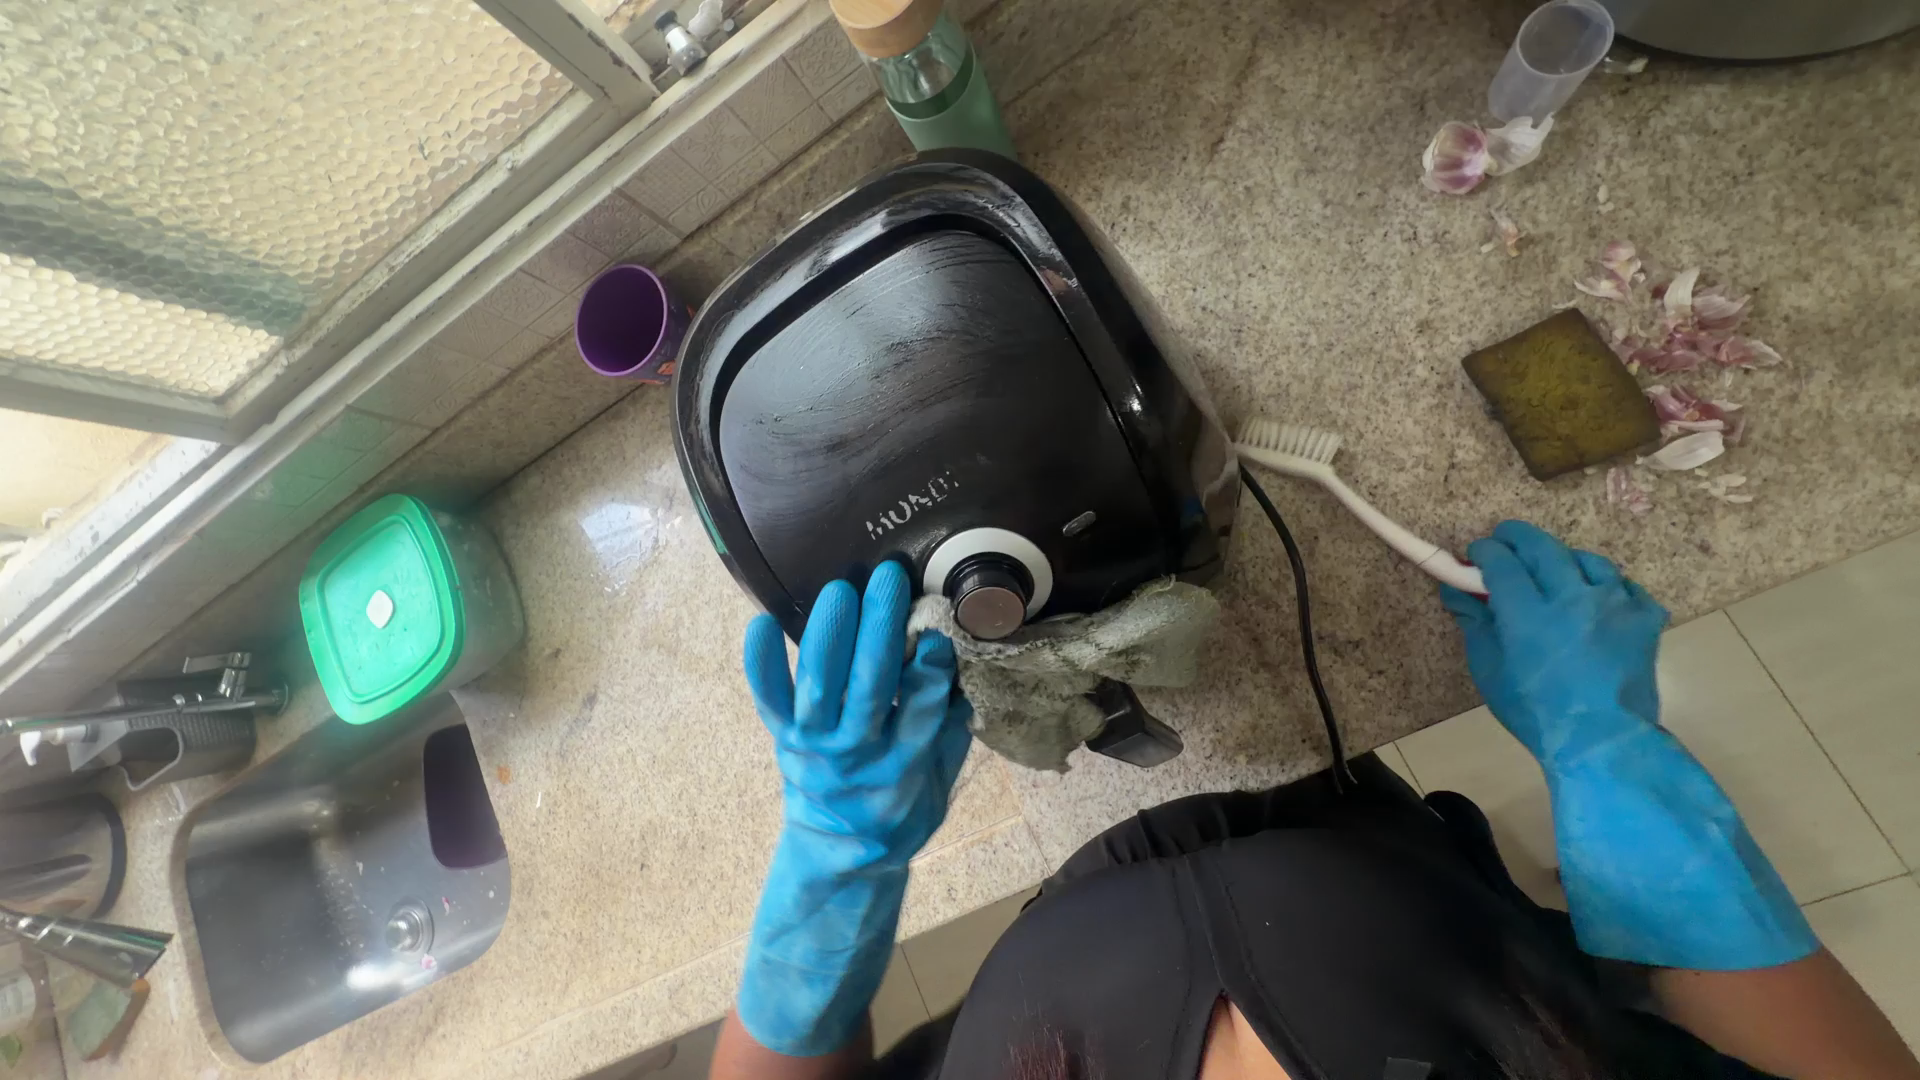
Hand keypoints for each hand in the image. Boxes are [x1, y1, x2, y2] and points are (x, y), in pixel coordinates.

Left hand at [737, 561, 971, 1056]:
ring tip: (841, 589)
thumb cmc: (900, 814)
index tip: (935, 629)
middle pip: (869, 686)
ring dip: (830, 633)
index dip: (929, 667)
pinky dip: (762, 663)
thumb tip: (951, 658)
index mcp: (905, 766)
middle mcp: (857, 755)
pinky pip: (768, 700)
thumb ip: (947, 724)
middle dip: (879, 627)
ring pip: (819, 686)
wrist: (840, 863)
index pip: (921, 707)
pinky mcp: (783, 740)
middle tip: (889, 577)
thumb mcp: (939, 780)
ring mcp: (814, 747)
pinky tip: (762, 621)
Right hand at [1438, 520, 1668, 767]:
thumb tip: (1457, 589)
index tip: (1474, 552)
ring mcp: (1615, 606)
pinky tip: (1591, 596)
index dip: (1484, 551)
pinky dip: (1603, 583)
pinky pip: (1623, 585)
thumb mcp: (1487, 666)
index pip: (1501, 561)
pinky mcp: (1645, 620)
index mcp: (1528, 613)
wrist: (1601, 740)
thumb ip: (1475, 621)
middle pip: (1543, 547)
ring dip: (1560, 557)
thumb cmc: (1532, 707)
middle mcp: (1574, 599)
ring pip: (1586, 559)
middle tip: (1502, 539)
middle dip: (1516, 537)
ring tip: (1548, 568)